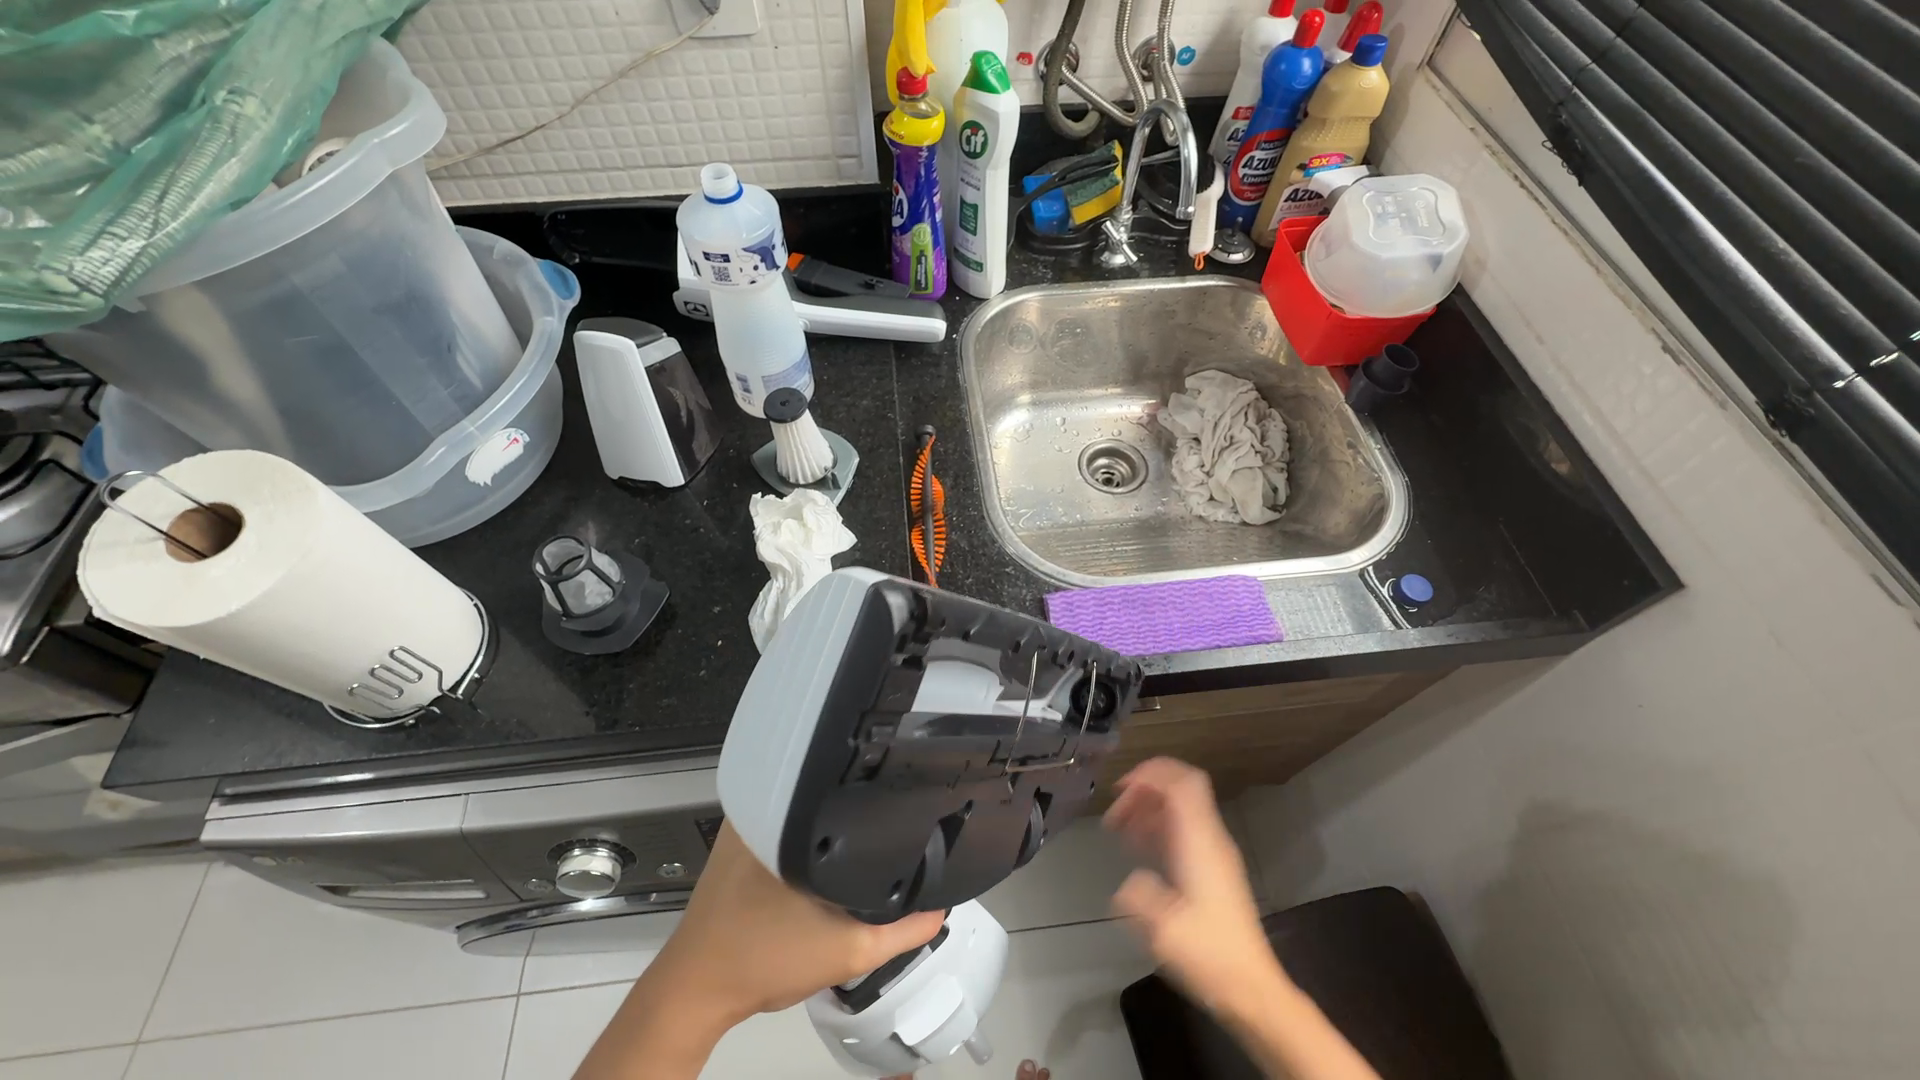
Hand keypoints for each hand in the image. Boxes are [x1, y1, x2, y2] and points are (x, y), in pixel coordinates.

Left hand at [575, 823, 945, 1079]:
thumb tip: (937, 906)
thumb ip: (903, 929)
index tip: (913, 800)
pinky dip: (810, 838)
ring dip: (834, 825)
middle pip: (831, 794)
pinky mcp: (737, 840)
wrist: (699, 990)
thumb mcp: (849, 951)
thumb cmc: (764, 962)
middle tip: (897, 825)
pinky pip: (787, 824)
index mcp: (789, 819)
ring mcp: (745, 822)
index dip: (887, 791)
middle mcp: (763, 807)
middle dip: (864, 810)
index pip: (849, 786)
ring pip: (808, 809)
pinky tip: (828, 858)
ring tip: (866, 840)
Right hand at [1103, 758, 1287, 1017]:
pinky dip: (1159, 829)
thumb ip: (1139, 896)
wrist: (1251, 989)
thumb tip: (1130, 882)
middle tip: (1115, 814)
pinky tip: (1139, 848)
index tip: (1120, 788)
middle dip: (1144, 791)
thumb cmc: (1209, 956)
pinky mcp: (1213, 871)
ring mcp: (1214, 854)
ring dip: (1149, 810)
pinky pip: (1184, 832)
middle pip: (1180, 790)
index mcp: (1201, 844)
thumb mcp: (1164, 929)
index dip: (1150, 773)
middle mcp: (1210, 840)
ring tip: (1120, 828)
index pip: (1181, 783)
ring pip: (1181, 810)